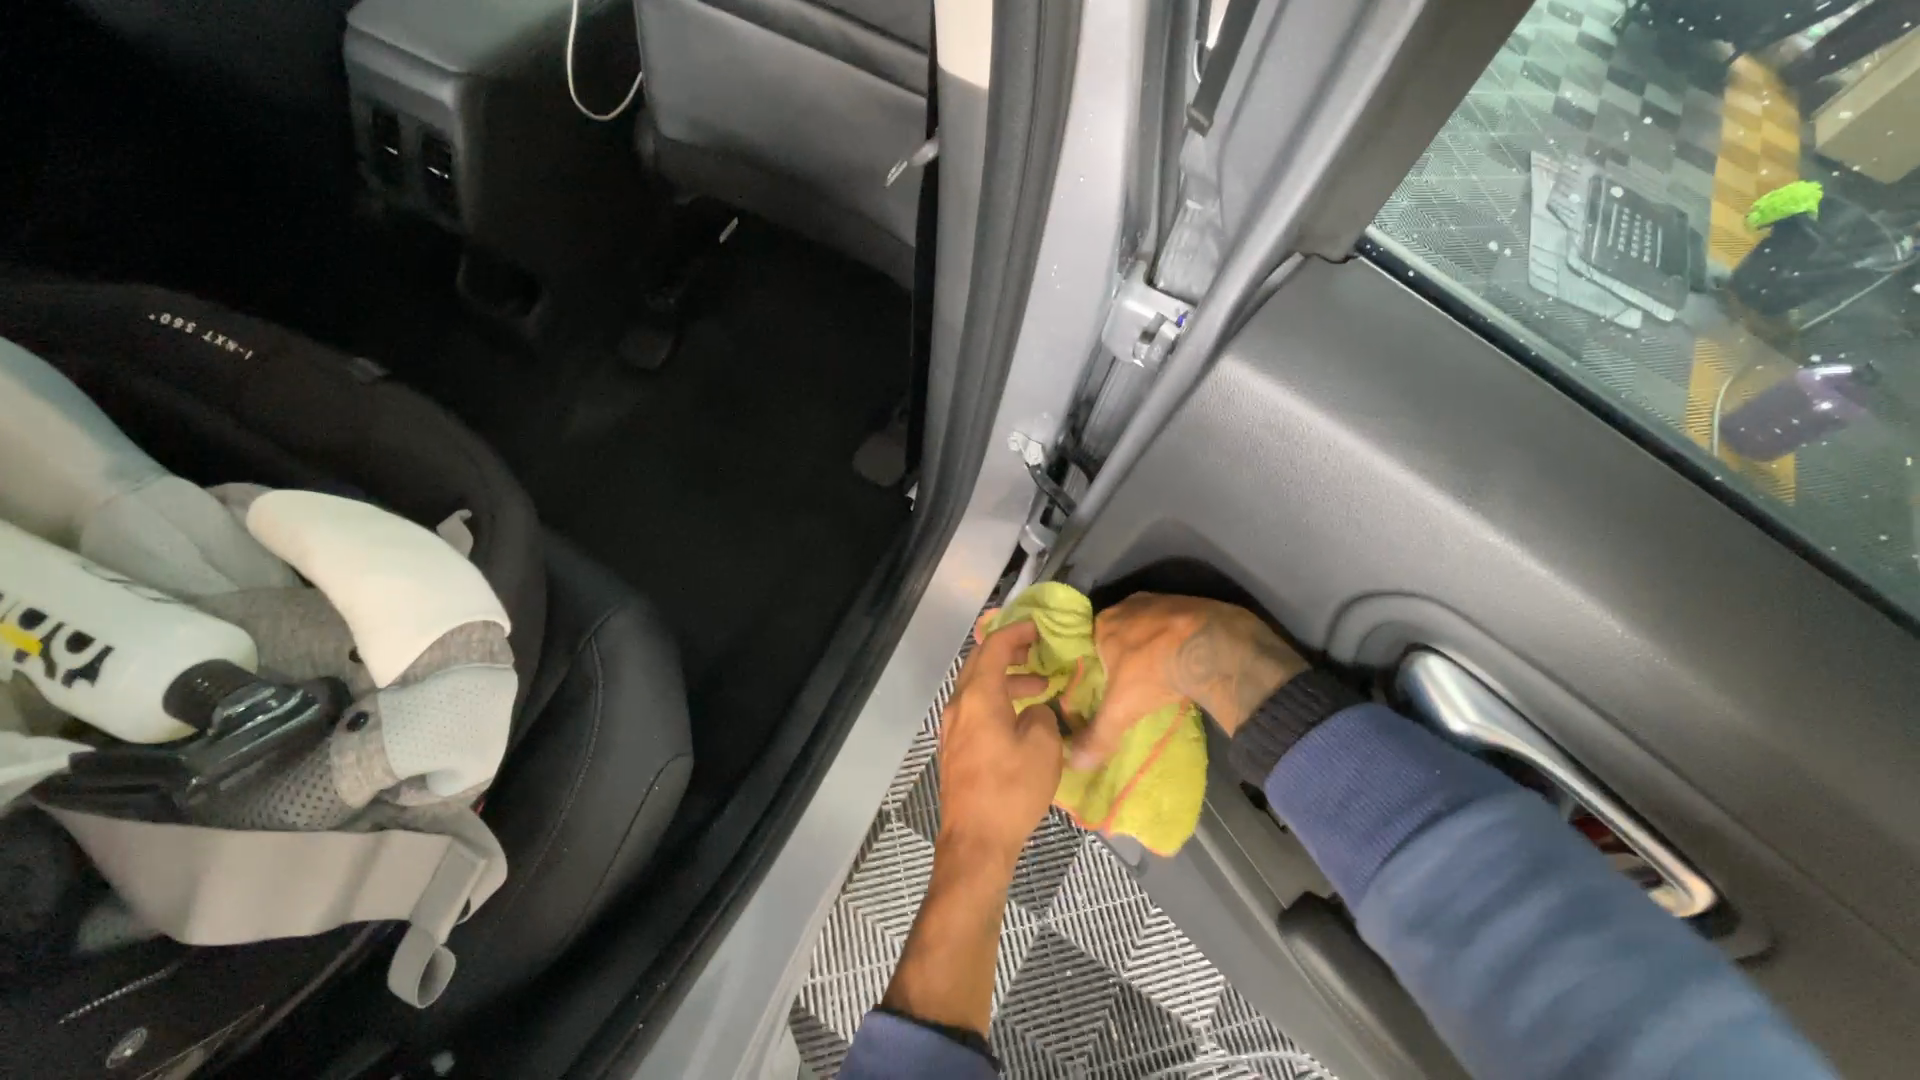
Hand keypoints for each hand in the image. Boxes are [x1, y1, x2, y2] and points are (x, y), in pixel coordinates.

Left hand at [881, 620, 1060, 1034]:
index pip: (994, 648)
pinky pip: (975, 711)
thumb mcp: (1043, 747)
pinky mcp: (955, 750)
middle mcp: (959, 707)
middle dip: (1008, 652)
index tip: (1039, 627)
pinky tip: (1020, 719)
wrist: (975, 841)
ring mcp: (953, 729)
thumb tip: (1034, 711)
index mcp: (979, 698)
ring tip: (1039, 688)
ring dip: (1006, 681)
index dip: (1016, 632)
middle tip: (1038, 651)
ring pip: (977, 689)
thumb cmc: (1011, 791)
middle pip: (979, 664)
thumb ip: (1041, 716)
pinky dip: (997, 702)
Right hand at [1072, 593, 1307, 768]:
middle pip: (1119, 633)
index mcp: (1103, 623)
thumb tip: (1076, 765)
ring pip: (1148, 626)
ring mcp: (1161, 601)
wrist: (1210, 645)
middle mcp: (1128, 605)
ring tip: (1160, 671)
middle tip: (1132, 680)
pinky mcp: (1191, 602)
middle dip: (1124, 654)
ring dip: (1152, 645)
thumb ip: (1097, 736)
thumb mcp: (1121, 709)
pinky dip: (1178, 640)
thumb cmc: (1154, 670)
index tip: (1105, 683)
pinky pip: (1176, 624)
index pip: (1089, 644)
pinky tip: (1185, 659)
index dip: (1095, 664)